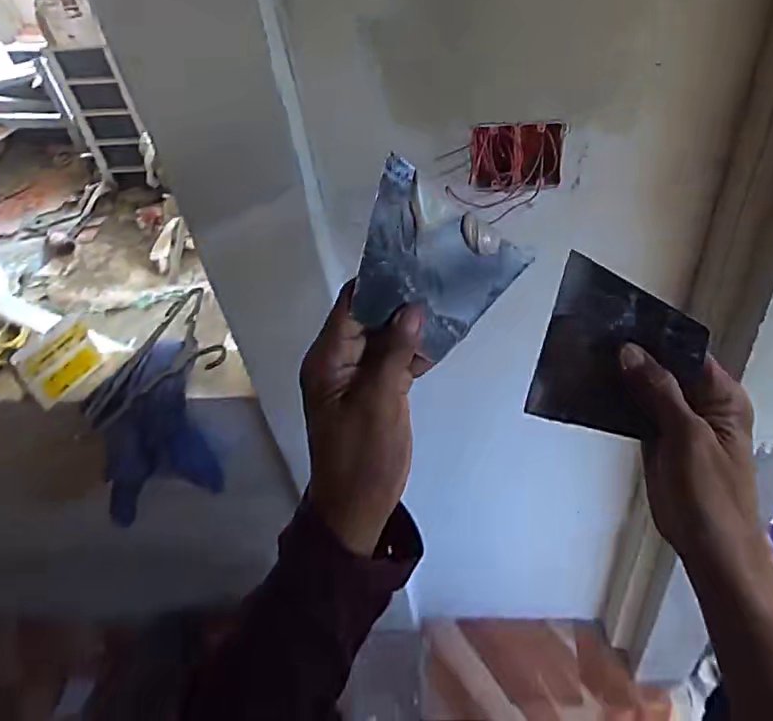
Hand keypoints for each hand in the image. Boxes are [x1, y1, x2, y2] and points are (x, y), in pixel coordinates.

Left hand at [299, 281, 428, 555]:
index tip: (410, 263)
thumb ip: (394, 353)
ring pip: (386, 336)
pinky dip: (416, 349)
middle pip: (369, 316)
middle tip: (436, 277)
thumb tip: (412, 307)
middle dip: (400, 299)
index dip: (377, 282)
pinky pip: (397, 358)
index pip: (350, 306)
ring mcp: (359, 375)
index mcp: (327, 359)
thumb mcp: (378, 403)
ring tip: (445, 297)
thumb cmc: (361, 457)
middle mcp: (340, 360)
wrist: (358, 510)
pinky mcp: (378, 389)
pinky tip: (443, 334)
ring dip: (411, 323)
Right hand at [621, 344, 772, 719]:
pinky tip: (592, 386)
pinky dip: (619, 400)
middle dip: (634, 354)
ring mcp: (678, 421)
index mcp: (722, 396)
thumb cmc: (712, 496)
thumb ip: (660, 391)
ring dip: (623, 376)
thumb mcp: (688, 437)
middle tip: (596, 333)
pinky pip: (637, 410)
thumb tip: (629, 350)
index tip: (621, 319)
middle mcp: (701, 402)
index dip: (656, 336)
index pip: (687, 352)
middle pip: (665, 367)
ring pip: (647, 387)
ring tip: (587, 352)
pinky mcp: (659, 438)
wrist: (711, 554)